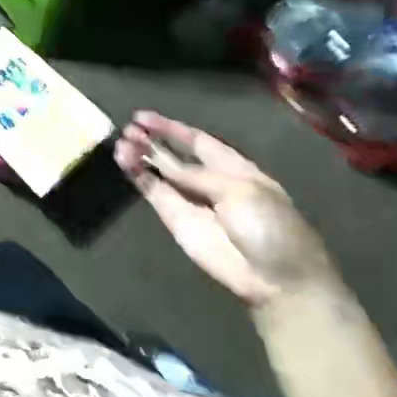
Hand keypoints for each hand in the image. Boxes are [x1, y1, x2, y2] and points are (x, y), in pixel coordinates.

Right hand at [115, 111, 332, 307]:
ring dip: (141, 156)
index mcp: (234, 167)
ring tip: (121, 143)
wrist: (275, 280)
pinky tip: (124, 160)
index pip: (198, 141)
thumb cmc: (271, 227)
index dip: (172, 128)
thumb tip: (167, 166)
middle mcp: (209, 180)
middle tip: (128, 128)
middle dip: (152, 140)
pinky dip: (138, 177)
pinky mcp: (176, 221)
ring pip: (159, 172)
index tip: (143, 116)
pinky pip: (154, 193)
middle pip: (174, 155)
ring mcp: (190, 201)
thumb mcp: (241, 191)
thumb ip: (199, 176)